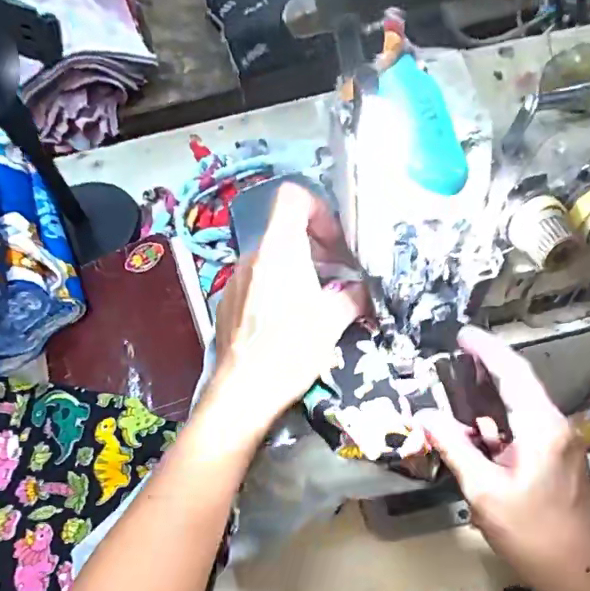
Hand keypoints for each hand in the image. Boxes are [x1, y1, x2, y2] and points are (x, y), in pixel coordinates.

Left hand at [200, 181, 364, 433]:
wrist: (243, 392)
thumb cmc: (290, 352)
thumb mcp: (332, 322)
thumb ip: (353, 297)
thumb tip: (362, 293)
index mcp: (279, 249)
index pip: (294, 198)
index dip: (320, 212)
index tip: (335, 244)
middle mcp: (252, 257)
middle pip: (286, 235)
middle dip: (316, 253)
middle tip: (337, 281)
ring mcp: (235, 282)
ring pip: (271, 263)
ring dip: (297, 275)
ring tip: (315, 307)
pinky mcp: (227, 307)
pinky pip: (256, 287)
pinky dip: (275, 295)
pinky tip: (287, 326)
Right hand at [415, 328, 589, 590]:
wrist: (579, 572)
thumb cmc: (531, 533)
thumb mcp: (484, 492)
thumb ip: (455, 450)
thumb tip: (426, 417)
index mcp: (542, 428)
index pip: (512, 374)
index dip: (486, 351)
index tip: (462, 335)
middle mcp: (556, 429)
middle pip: (519, 388)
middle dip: (487, 371)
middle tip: (453, 359)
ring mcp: (559, 447)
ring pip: (521, 412)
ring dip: (490, 401)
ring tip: (457, 390)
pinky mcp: (556, 465)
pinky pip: (524, 433)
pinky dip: (498, 427)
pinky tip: (476, 431)